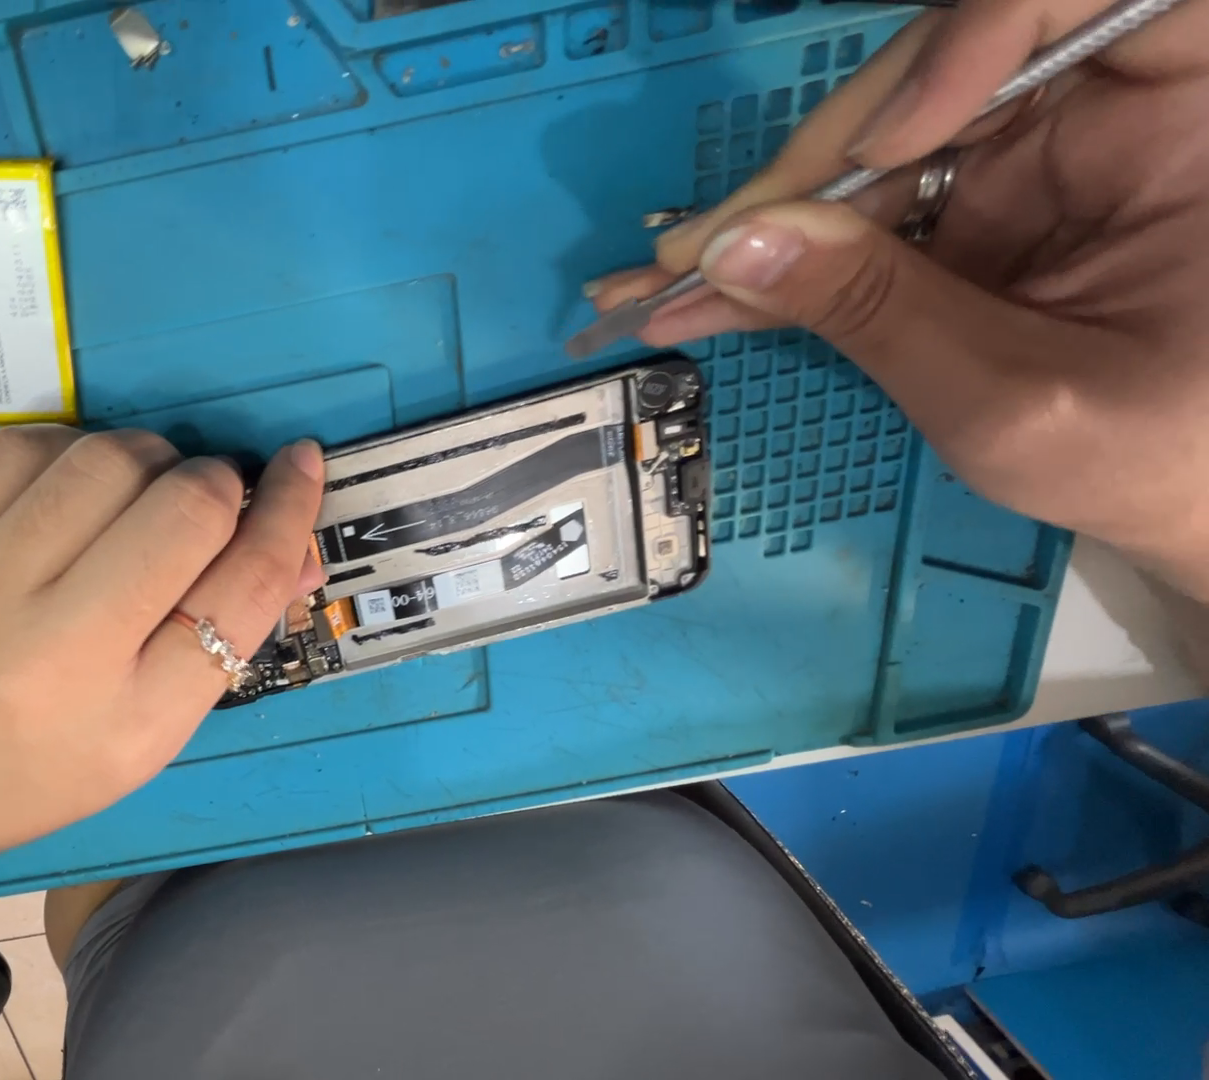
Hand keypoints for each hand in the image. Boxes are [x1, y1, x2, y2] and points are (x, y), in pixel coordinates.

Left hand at [0, 427, 326, 882]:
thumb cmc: (21, 778)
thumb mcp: (138, 738)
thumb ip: (220, 641)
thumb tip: (290, 546)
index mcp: (127, 718)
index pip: (242, 585)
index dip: (288, 512)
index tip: (301, 466)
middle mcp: (55, 645)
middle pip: (185, 505)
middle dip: (218, 485)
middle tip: (205, 505)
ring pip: (110, 458)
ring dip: (151, 461)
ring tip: (136, 497)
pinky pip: (29, 443)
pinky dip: (73, 450)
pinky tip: (67, 490)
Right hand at [587, 0, 1208, 600]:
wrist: (1180, 504)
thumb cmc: (1153, 460)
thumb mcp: (1010, 396)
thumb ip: (876, 310)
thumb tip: (733, 247)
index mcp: (1192, 118)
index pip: (1080, 3)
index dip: (963, 48)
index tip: (883, 148)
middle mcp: (1102, 122)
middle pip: (925, 91)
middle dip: (801, 177)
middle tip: (695, 257)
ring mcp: (1016, 175)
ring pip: (858, 167)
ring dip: (750, 232)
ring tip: (656, 287)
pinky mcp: (954, 226)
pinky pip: (842, 227)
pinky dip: (762, 268)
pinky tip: (686, 297)